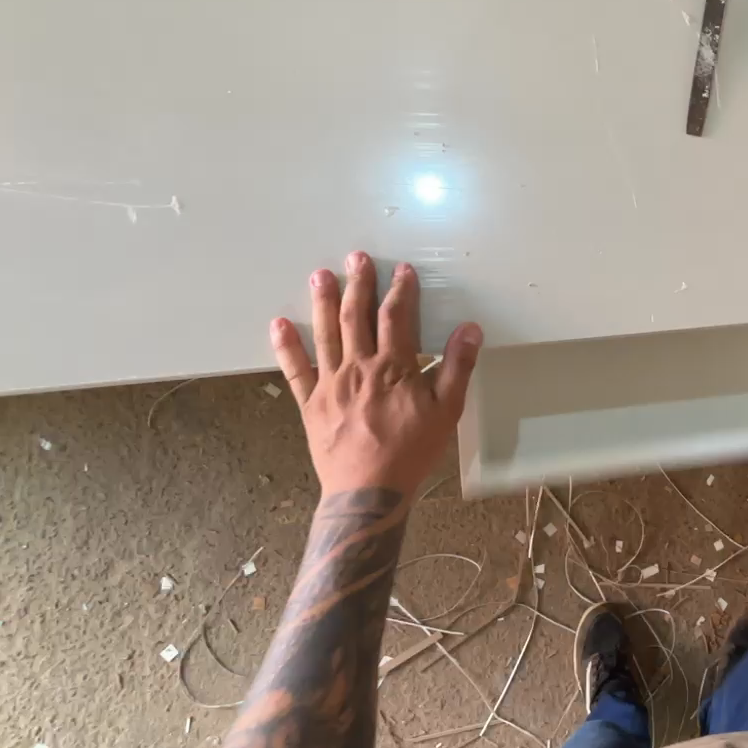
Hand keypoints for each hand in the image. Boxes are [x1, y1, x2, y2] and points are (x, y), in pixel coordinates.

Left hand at [270, 251, 482, 497]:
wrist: (369, 490)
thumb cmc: (412, 450)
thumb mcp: (447, 410)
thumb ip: (458, 366)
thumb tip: (469, 329)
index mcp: (394, 367)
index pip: (398, 318)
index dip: (401, 291)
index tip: (402, 270)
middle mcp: (359, 367)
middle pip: (357, 317)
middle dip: (359, 285)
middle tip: (357, 258)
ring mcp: (331, 384)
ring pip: (325, 334)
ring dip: (323, 302)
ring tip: (321, 275)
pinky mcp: (311, 403)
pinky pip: (295, 370)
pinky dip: (286, 346)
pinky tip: (278, 325)